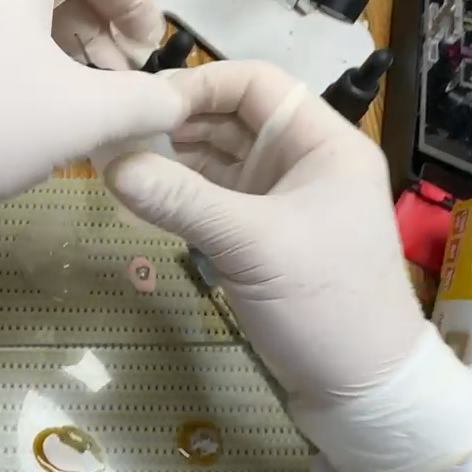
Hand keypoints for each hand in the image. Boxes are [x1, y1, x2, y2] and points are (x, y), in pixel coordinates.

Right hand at [106, 60, 471, 471]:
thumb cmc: (325, 303)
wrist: (360, 387)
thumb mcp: (254, 245)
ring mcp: (277, 197)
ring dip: (172, 157)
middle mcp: (299, 159)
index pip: (256, 84)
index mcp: (321, 143)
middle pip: (230, 118)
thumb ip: (182, 201)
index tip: (144, 105)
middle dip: (176, 122)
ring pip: (216, 157)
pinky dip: (178, 191)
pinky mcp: (258, 231)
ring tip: (118, 162)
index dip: (200, 85)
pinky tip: (141, 194)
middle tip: (117, 134)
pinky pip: (211, 195)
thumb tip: (111, 166)